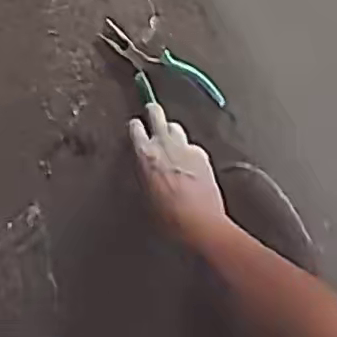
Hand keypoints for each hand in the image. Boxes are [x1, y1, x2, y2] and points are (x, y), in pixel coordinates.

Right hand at [129, 102, 227, 241]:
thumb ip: (144, 171)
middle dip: (153, 111)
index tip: (136, 127)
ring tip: (171, 144)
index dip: (136, 126)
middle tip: (151, 113)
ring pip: (175, 127)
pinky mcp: (201, 153)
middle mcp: (164, 143)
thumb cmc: (168, 217)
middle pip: (156, 112)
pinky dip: (188, 152)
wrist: (201, 224)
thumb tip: (145, 164)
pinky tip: (190, 166)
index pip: (135, 127)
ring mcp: (184, 146)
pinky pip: (191, 146)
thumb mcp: (145, 194)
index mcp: (145, 154)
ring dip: (171, 133)